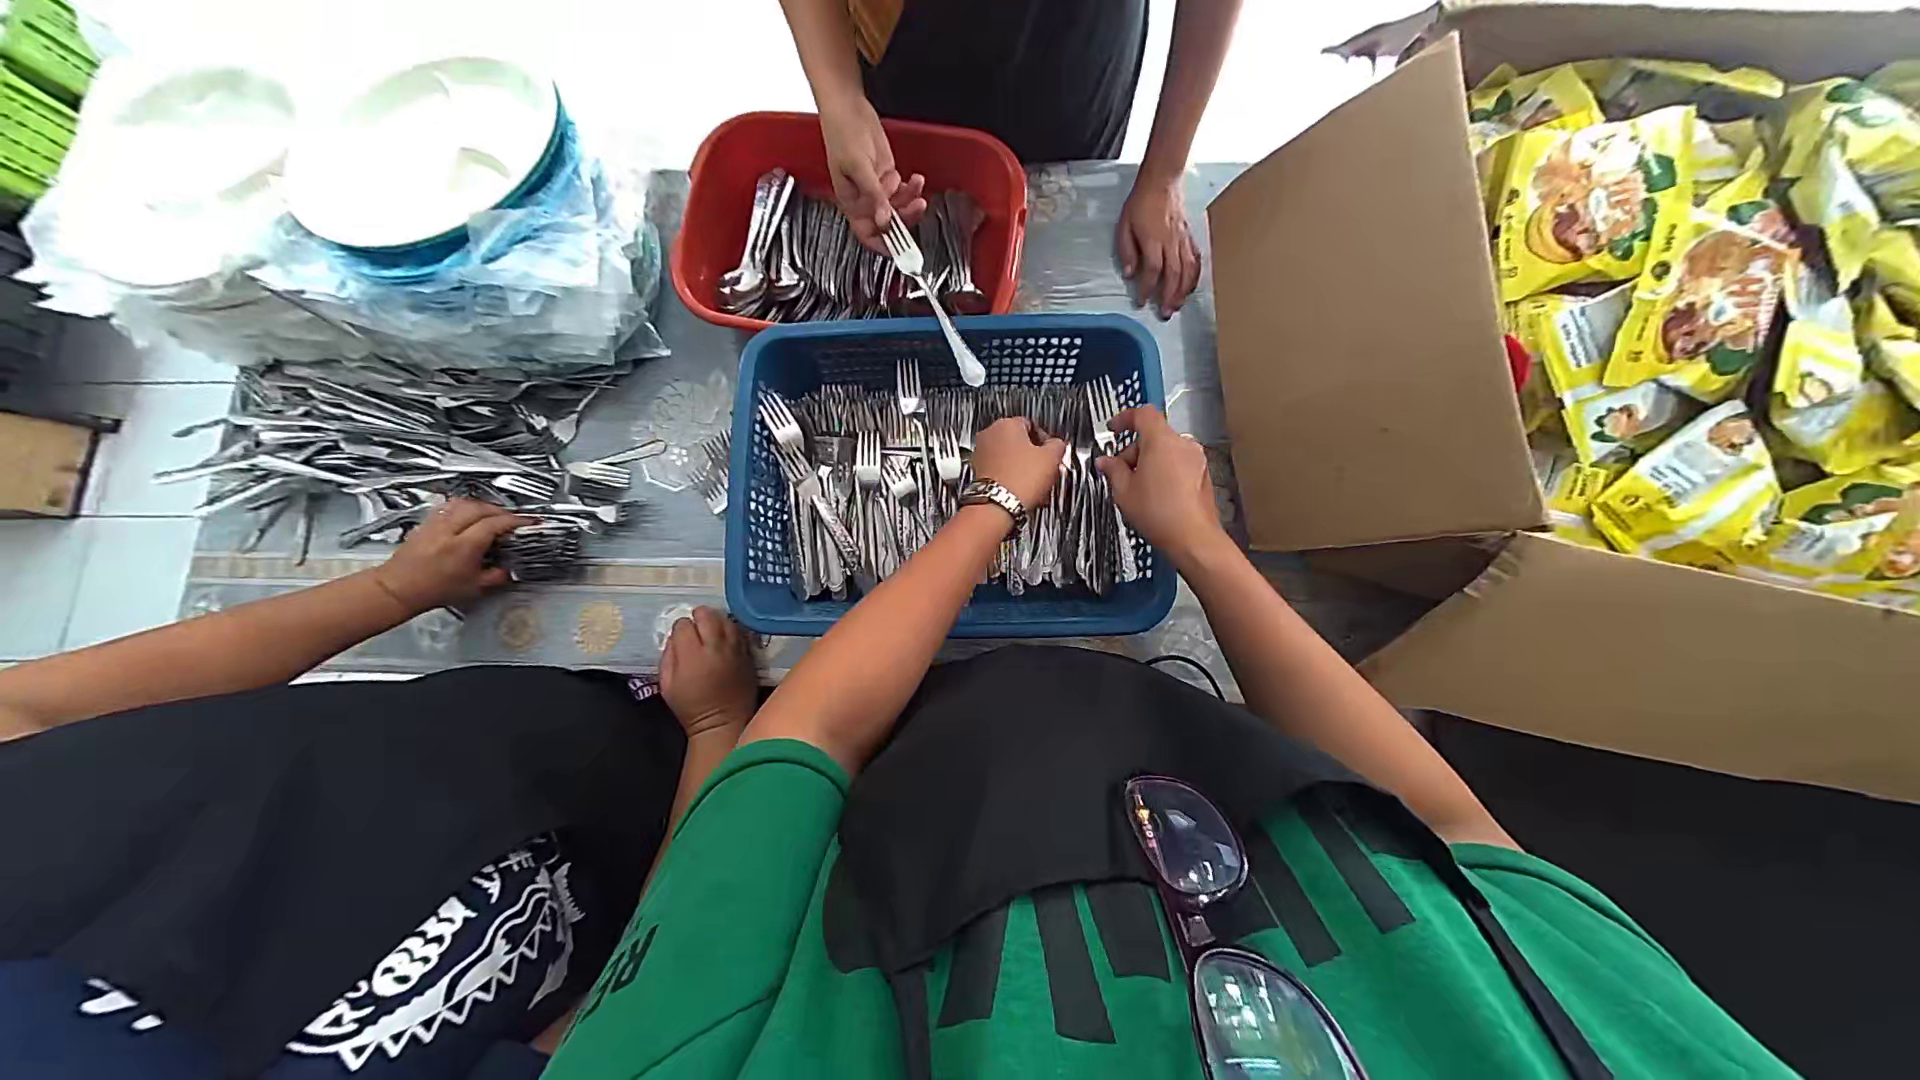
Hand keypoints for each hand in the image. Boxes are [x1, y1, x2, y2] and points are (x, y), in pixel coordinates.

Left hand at [370, 499, 529, 613]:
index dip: (516, 521)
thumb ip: (499, 575)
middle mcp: (448, 531)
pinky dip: (464, 507)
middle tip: (513, 519)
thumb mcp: (475, 587)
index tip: (528, 522)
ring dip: (483, 506)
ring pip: (463, 503)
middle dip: (502, 511)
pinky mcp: (425, 525)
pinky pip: (448, 507)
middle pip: (480, 508)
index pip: (495, 523)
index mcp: (464, 546)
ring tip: (493, 514)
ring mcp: (434, 525)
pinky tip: (468, 514)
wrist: (397, 590)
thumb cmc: (430, 590)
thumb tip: (511, 568)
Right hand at [660, 607, 758, 736]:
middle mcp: (715, 647)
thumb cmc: (691, 707)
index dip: (679, 627)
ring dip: (717, 620)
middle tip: (696, 624)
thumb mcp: (667, 684)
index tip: (680, 636)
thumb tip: (674, 637)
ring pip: (727, 619)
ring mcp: (735, 649)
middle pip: (707, 615)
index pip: (683, 624)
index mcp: (692, 655)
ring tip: (711, 628)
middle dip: (698, 616)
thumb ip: (668, 656)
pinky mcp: (748, 654)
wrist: (722, 722)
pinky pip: (741, 632)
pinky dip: (732, 629)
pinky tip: (726, 636)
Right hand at [820, 95, 927, 253]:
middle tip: (917, 206)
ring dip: (911, 200)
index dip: (884, 244)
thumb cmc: (841, 133)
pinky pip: (903, 191)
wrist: (848, 107)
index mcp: (852, 203)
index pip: (868, 234)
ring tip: (917, 186)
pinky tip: (916, 179)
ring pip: (899, 207)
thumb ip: (873, 195)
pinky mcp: (886, 176)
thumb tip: (884, 221)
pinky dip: (912, 188)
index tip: (901, 249)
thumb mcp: (858, 167)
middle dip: (905, 218)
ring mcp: (877, 189)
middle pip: (888, 223)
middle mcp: (865, 200)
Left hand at [969, 416, 1066, 512]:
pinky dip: (1013, 479)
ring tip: (1038, 484)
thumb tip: (1058, 444)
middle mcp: (989, 436)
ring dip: (1025, 470)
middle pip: (1019, 443)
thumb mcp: (1051, 458)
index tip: (1053, 452)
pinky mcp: (979, 474)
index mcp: (1006, 424)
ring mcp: (982, 455)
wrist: (998, 507)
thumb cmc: (1019, 480)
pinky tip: (1024, 492)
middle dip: (1035, 457)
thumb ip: (1058, 445)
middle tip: (1047, 469)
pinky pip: (1001, 472)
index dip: (1046, 440)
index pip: (1032, 425)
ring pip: (1010, 459)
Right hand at [1097, 406, 1224, 563]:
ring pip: (1166, 449)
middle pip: (1153, 434)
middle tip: (1119, 472)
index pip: (1143, 414)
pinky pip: (1178, 462)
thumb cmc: (1158, 513)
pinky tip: (1154, 493)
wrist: (1192, 537)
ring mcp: (1196, 458)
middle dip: (1134, 450)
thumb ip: (1112, 469)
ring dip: (1149, 461)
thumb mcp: (1123, 491)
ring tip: (1136, 487)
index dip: (1125, 418)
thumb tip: (1106, 462)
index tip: (1114, 428)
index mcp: (1161, 441)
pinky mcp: (1203, 473)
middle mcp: (1183, 444)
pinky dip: (1164, 469)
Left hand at [1117, 177, 1201, 317]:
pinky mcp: (1189, 237)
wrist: (1161, 181)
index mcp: (1153, 239)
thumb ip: (1127, 251)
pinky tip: (1190, 287)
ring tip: (1178, 306)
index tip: (1142, 301)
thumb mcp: (1124, 227)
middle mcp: (1171, 241)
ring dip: (1183, 290)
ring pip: (1187, 269)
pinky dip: (1194, 276)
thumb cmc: (1141, 203)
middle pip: (1173, 274)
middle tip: (1164, 313)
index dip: (1147, 288)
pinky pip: (1195, 259)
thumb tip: (1130, 273)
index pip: (1153, 269)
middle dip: (1169, 296)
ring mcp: (1182, 239)